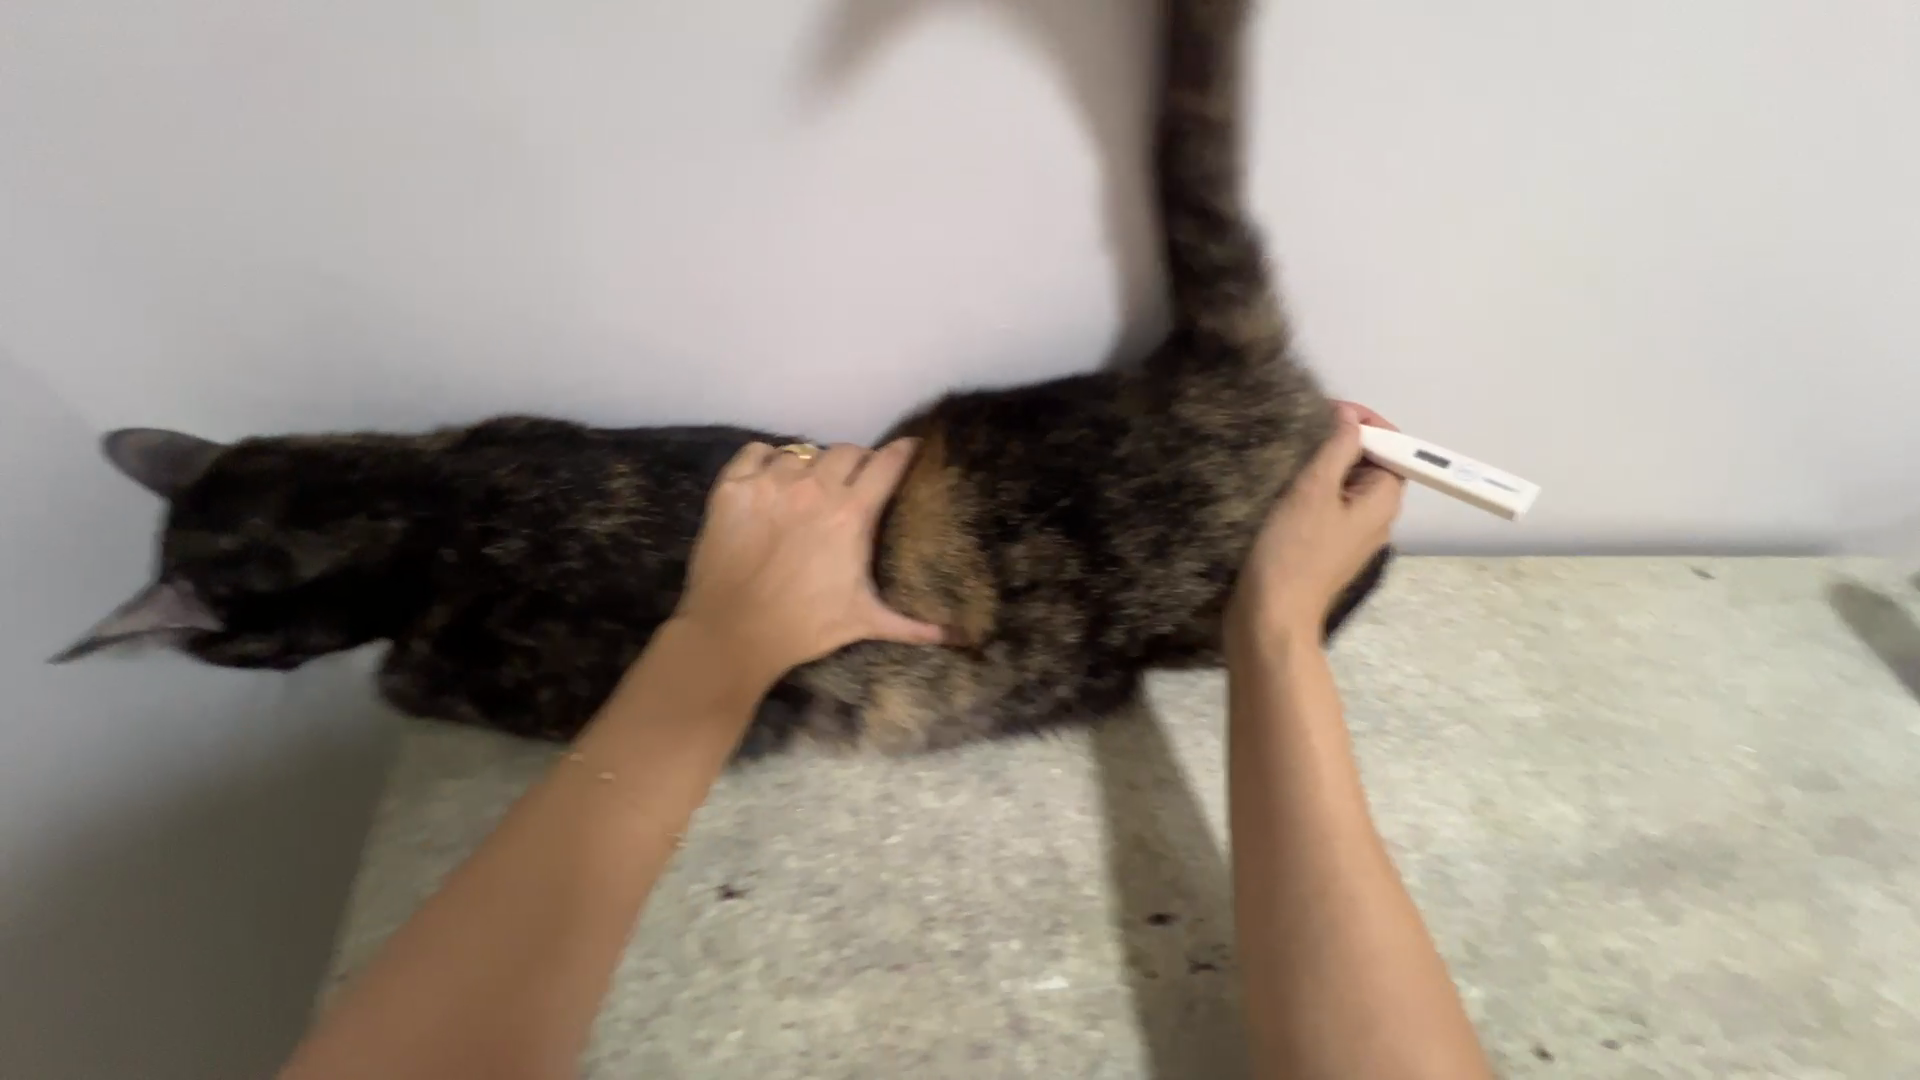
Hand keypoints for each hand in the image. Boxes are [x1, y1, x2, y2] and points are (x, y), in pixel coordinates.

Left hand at [672, 440, 945, 688]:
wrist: (732, 633)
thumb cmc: (805, 627)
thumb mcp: (865, 622)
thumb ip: (913, 625)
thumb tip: (959, 640)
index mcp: (852, 513)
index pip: (888, 462)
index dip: (903, 452)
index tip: (910, 451)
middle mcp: (814, 488)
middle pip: (848, 451)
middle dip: (858, 463)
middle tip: (855, 483)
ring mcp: (770, 484)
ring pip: (803, 452)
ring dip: (812, 467)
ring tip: (808, 489)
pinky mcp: (733, 487)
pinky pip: (757, 452)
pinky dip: (768, 460)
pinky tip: (771, 480)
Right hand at [1229, 402, 1405, 639]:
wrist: (1269, 616)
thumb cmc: (1292, 551)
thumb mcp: (1313, 490)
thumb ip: (1336, 448)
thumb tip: (1350, 418)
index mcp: (1383, 500)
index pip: (1392, 446)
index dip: (1364, 423)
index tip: (1324, 411)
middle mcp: (1375, 517)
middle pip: (1367, 464)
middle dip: (1337, 442)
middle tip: (1297, 431)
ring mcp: (1349, 536)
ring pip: (1342, 486)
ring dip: (1317, 467)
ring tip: (1283, 456)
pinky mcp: (1322, 548)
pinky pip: (1324, 507)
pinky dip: (1306, 492)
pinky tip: (1277, 490)